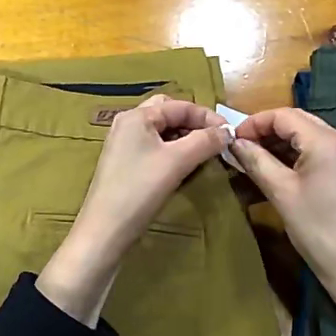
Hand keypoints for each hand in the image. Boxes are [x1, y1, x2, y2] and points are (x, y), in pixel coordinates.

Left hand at [38, 95, 229, 324]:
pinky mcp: (124, 166)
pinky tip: (185, 167)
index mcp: (137, 116)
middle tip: (215, 140)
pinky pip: (154, 149)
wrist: (105, 231)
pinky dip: (173, 152)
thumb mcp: (177, 161)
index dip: (207, 116)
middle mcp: (127, 125)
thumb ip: (205, 141)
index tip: (230, 133)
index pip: (180, 105)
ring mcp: (124, 146)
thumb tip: (227, 131)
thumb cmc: (140, 189)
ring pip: (161, 133)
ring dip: (185, 139)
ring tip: (205, 153)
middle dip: (194, 124)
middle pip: (168, 114)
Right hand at [230, 108, 335, 293]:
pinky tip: (276, 166)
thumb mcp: (280, 192)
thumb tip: (234, 143)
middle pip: (297, 120)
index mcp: (327, 141)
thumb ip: (256, 161)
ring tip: (253, 157)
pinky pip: (318, 149)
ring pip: (307, 134)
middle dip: (266, 130)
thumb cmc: (316, 229)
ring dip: (279, 141)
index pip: (284, 115)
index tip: (232, 139)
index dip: (254, 123)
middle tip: (240, 147)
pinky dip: (295, 153)